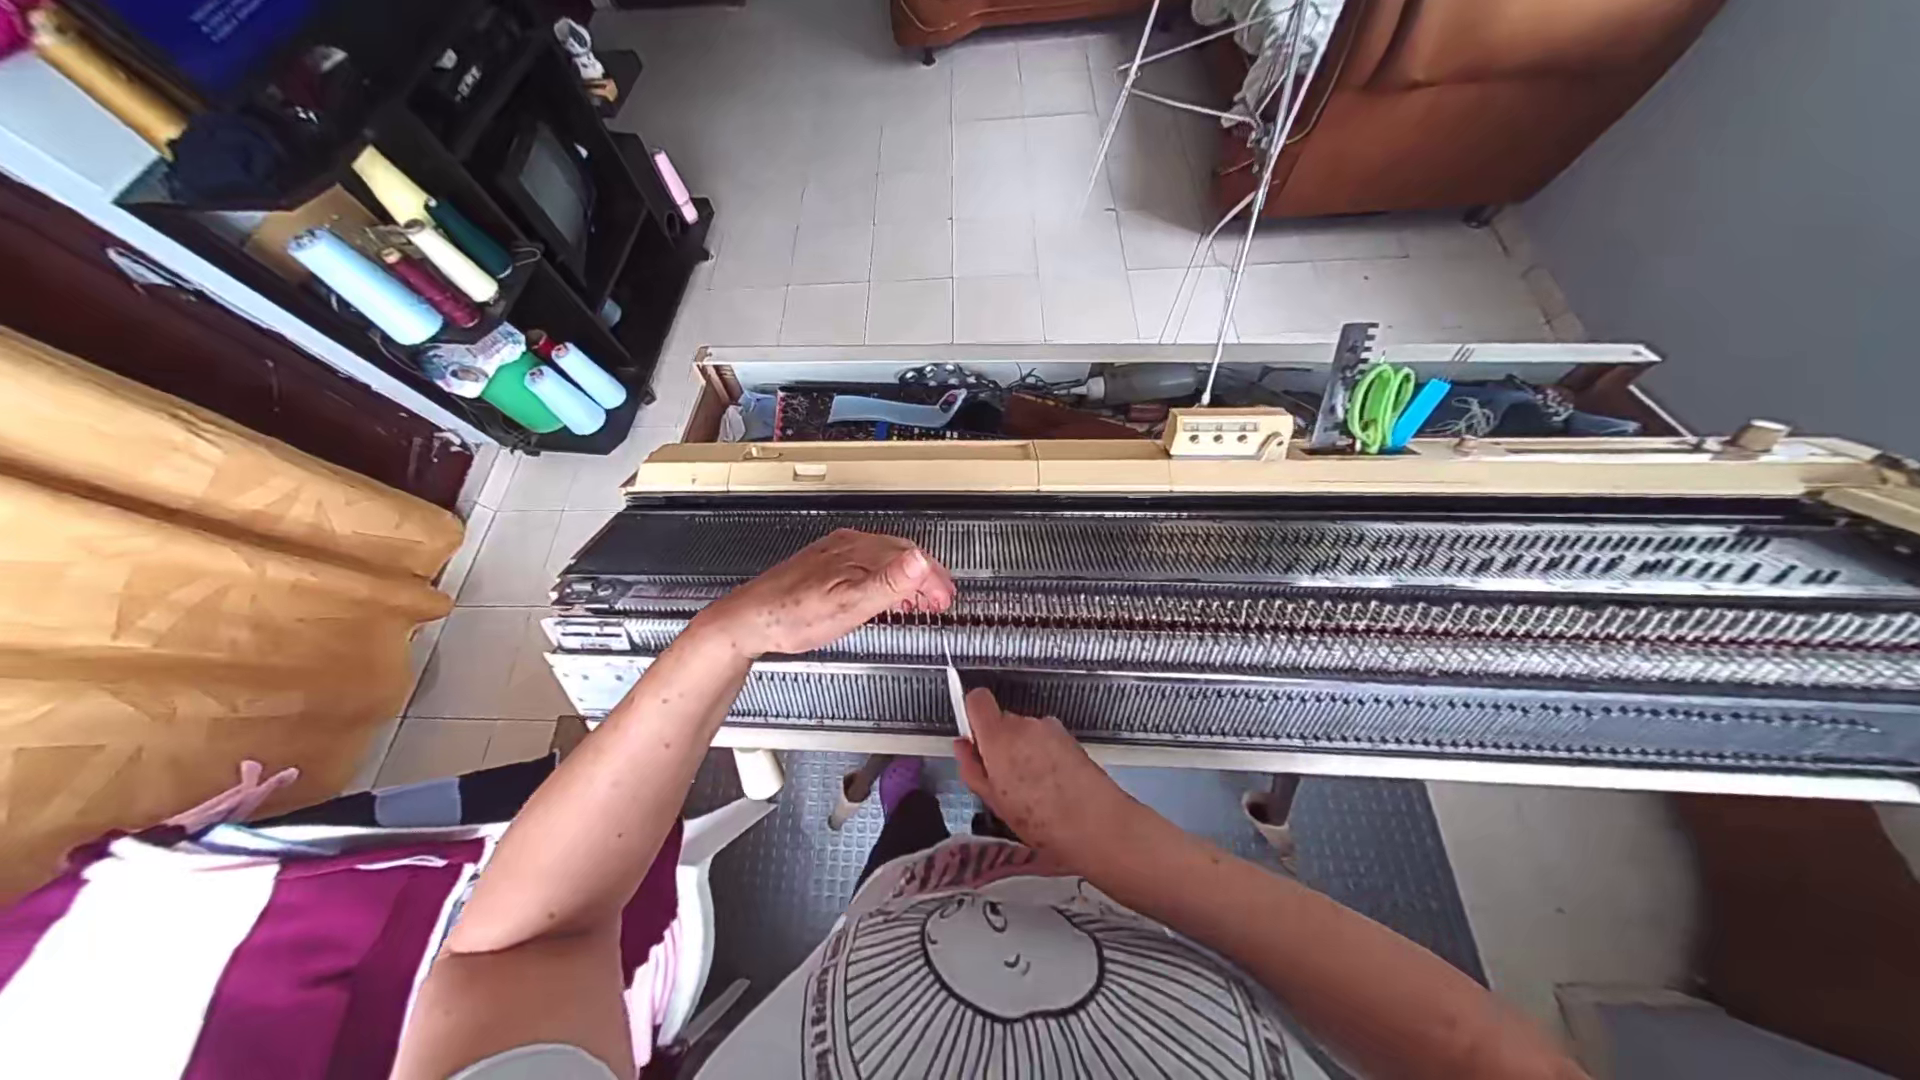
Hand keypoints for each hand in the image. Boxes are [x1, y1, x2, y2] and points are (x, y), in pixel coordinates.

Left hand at [693, 529, 954, 658]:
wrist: (748, 620)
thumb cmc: (791, 615)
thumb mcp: (849, 604)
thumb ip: (889, 583)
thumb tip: (921, 561)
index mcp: (858, 552)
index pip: (911, 557)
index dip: (934, 578)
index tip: (945, 598)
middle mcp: (847, 546)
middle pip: (900, 555)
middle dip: (925, 577)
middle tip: (940, 599)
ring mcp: (834, 555)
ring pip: (883, 560)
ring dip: (907, 579)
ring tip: (919, 600)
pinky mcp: (824, 567)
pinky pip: (866, 566)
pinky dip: (885, 580)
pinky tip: (881, 595)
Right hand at [954, 688, 1140, 870]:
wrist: (1096, 823)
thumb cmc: (1040, 819)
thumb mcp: (994, 801)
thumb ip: (972, 768)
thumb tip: (962, 745)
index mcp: (999, 736)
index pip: (977, 699)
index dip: (973, 714)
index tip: (975, 739)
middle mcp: (1024, 724)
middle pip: (1002, 720)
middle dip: (1000, 742)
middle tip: (1005, 777)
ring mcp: (1049, 727)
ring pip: (1025, 731)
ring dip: (1023, 749)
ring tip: (1033, 786)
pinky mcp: (1068, 736)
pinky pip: (1045, 738)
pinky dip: (1043, 753)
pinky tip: (1051, 782)